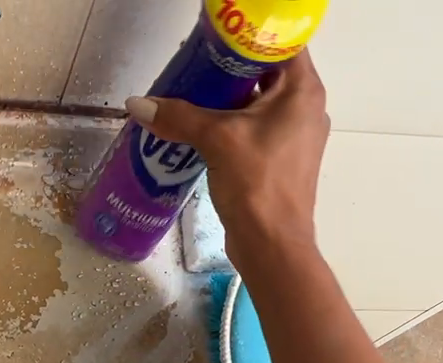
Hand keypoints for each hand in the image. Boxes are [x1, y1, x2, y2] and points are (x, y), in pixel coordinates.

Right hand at [125, 52, 329, 266]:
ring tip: (193, 98)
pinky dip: (232, 128)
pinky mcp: (281, 163)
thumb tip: (136, 103)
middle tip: (195, 67)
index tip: (215, 42)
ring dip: (228, 101)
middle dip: (231, 68)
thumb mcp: (216, 141)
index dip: (248, 36)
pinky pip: (256, 132)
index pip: (281, 42)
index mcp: (302, 90)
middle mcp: (305, 108)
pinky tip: (203, 134)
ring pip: (260, 105)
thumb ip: (178, 118)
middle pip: (267, 73)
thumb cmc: (257, 185)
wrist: (272, 246)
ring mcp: (295, 138)